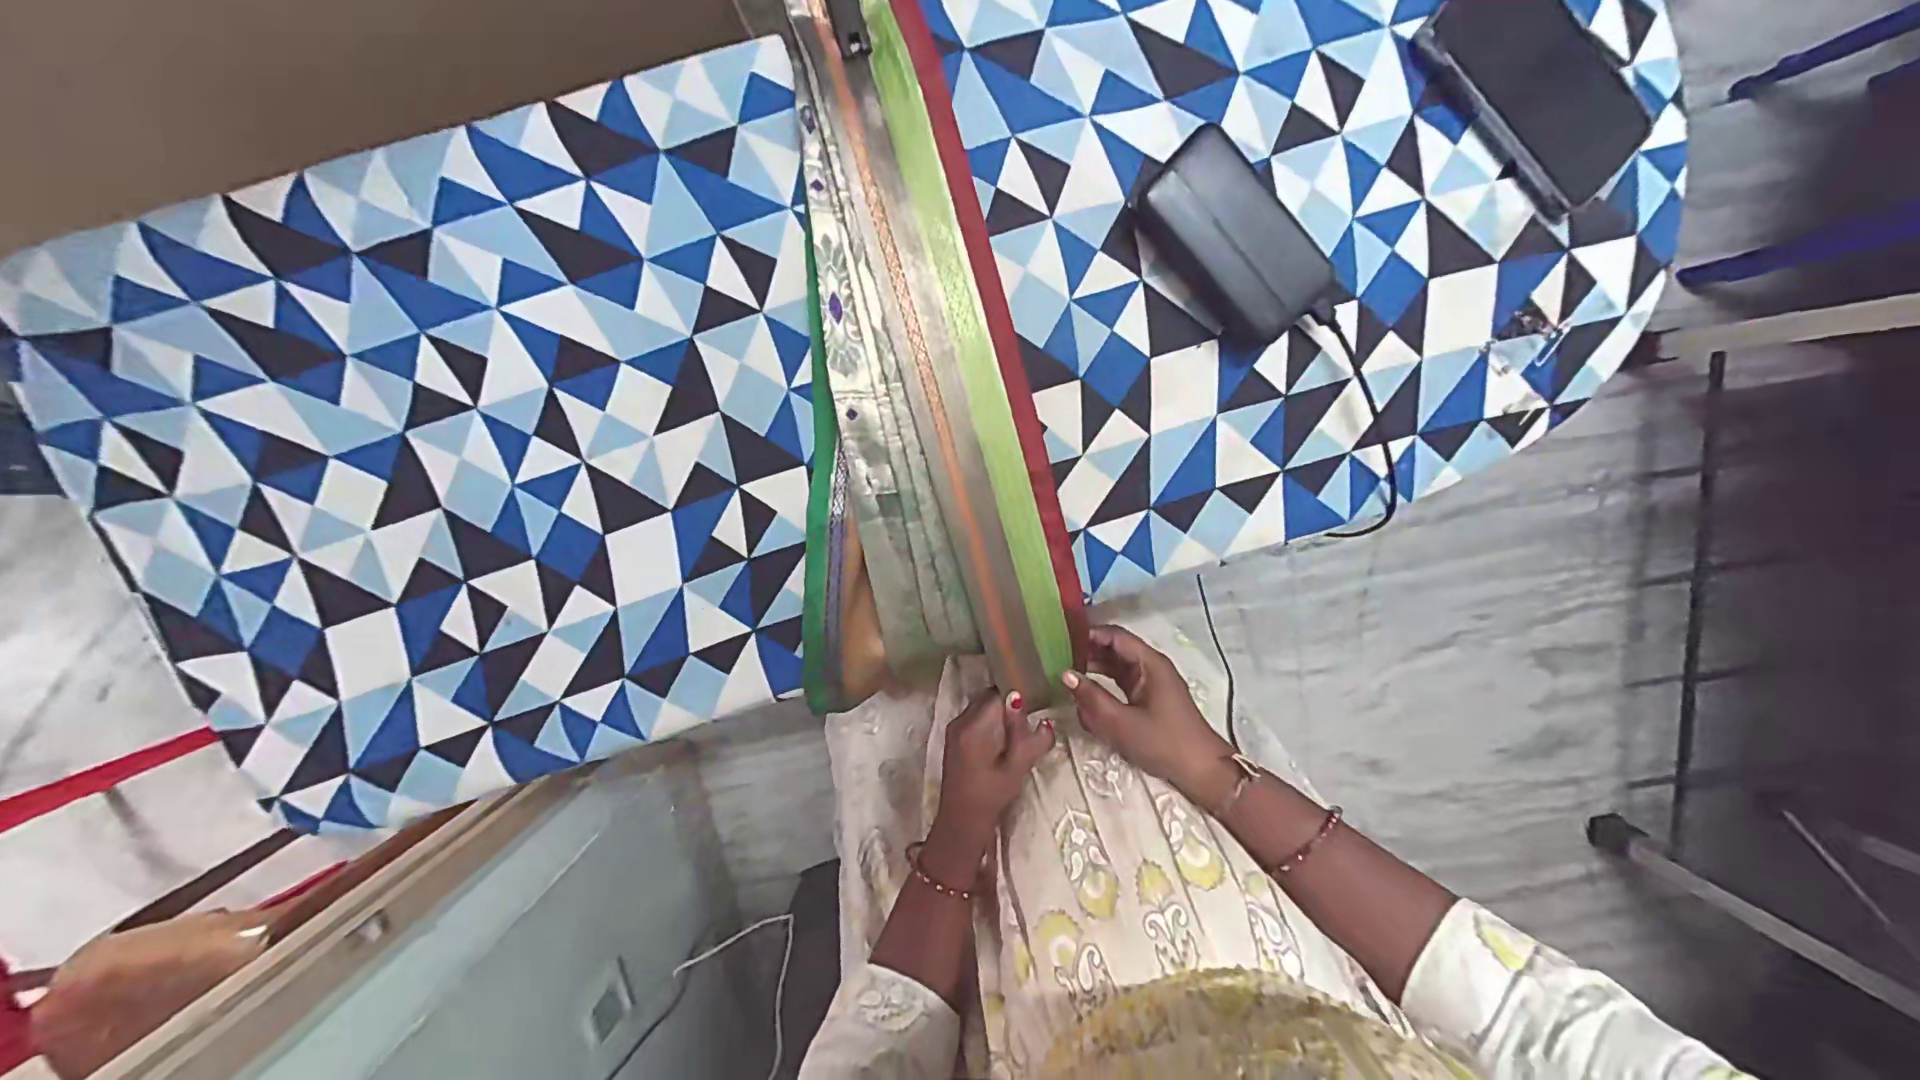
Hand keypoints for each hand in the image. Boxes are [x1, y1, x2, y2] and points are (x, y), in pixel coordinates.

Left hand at [924, 689, 1054, 884]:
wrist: (961, 821)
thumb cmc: (991, 796)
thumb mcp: (1016, 768)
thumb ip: (1029, 739)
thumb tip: (1041, 715)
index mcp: (974, 726)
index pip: (999, 694)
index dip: (1018, 695)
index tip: (1035, 704)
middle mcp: (960, 720)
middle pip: (989, 697)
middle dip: (1009, 704)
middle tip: (1028, 721)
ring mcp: (954, 727)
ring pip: (982, 706)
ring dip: (999, 713)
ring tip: (1017, 731)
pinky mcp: (954, 736)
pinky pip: (975, 717)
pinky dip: (990, 721)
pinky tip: (1002, 740)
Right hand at [1062, 625, 1237, 808]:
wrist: (1202, 772)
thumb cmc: (1165, 744)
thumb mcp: (1122, 723)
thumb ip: (1092, 697)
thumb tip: (1065, 674)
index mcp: (1149, 663)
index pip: (1115, 635)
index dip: (1088, 634)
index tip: (1061, 639)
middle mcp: (1150, 666)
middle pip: (1114, 648)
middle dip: (1087, 652)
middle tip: (1056, 657)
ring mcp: (1150, 682)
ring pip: (1116, 666)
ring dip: (1094, 669)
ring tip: (1066, 674)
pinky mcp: (1148, 698)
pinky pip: (1121, 682)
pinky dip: (1103, 684)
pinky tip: (1086, 694)